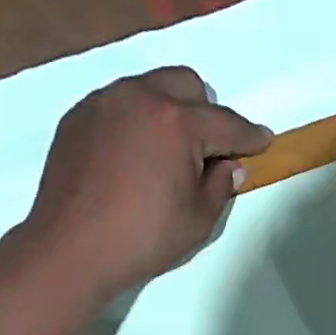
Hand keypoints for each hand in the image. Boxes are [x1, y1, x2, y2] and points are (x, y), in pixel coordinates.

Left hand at [22, 66, 273, 295]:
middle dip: (206, 112)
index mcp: (177, 122)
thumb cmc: (143, 238)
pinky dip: (136, 121)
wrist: (71, 249)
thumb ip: (221, 185)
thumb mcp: (198, 219)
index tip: (264, 140)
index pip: (226, 123)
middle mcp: (140, 97)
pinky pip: (118, 104)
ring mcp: (104, 102)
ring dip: (169, 111)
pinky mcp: (78, 116)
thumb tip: (231, 166)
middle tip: (208, 148)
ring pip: (150, 88)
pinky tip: (134, 156)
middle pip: (187, 85)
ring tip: (168, 150)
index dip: (250, 136)